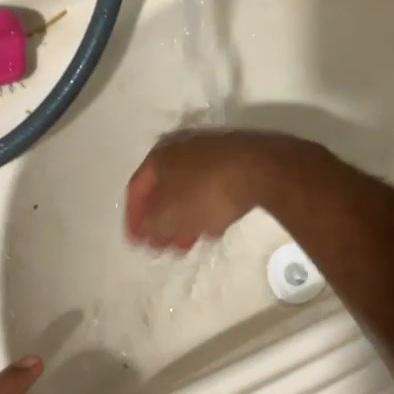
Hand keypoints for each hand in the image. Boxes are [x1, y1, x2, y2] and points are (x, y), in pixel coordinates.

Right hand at [125, 130, 315, 250]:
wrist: (260, 169)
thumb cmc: (205, 192)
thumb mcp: (168, 216)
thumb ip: (151, 225)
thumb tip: (148, 228)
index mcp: (160, 155)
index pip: (137, 187)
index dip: (134, 217)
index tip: (136, 242)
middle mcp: (182, 147)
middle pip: (164, 188)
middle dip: (161, 221)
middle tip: (161, 246)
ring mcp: (211, 152)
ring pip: (190, 189)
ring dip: (184, 218)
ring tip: (186, 243)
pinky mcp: (236, 160)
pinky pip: (213, 188)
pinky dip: (206, 208)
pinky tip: (213, 227)